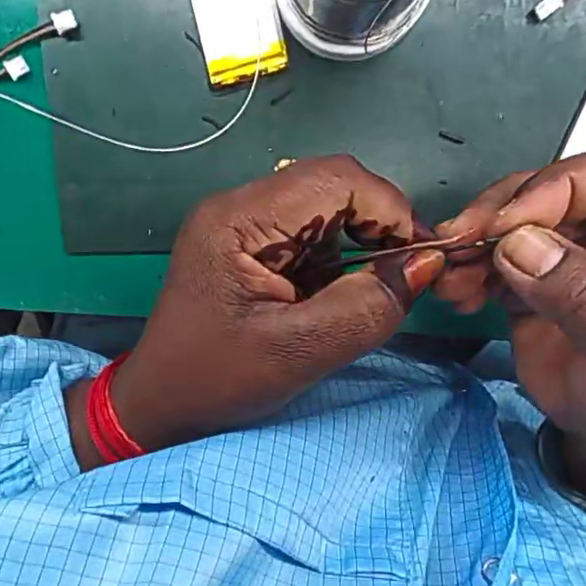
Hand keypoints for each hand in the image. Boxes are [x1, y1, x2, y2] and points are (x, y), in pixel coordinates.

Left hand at [67, 155, 444, 466]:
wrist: (158, 407)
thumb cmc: (213, 383)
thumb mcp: (296, 353)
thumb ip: (366, 307)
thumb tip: (426, 262)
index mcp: (237, 220)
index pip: (334, 179)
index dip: (389, 210)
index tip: (418, 259)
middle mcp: (236, 210)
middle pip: (330, 191)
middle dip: (373, 232)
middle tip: (396, 282)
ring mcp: (238, 230)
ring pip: (323, 219)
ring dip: (351, 256)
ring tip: (347, 306)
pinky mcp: (245, 254)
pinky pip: (306, 245)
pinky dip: (330, 272)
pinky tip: (320, 309)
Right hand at [434, 147, 585, 513]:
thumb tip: (520, 244)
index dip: (560, 186)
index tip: (503, 227)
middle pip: (561, 191)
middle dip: (503, 214)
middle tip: (458, 244)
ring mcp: (584, 259)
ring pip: (521, 223)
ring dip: (477, 244)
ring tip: (451, 281)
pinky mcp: (540, 286)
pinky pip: (498, 261)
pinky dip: (470, 271)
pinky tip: (457, 294)